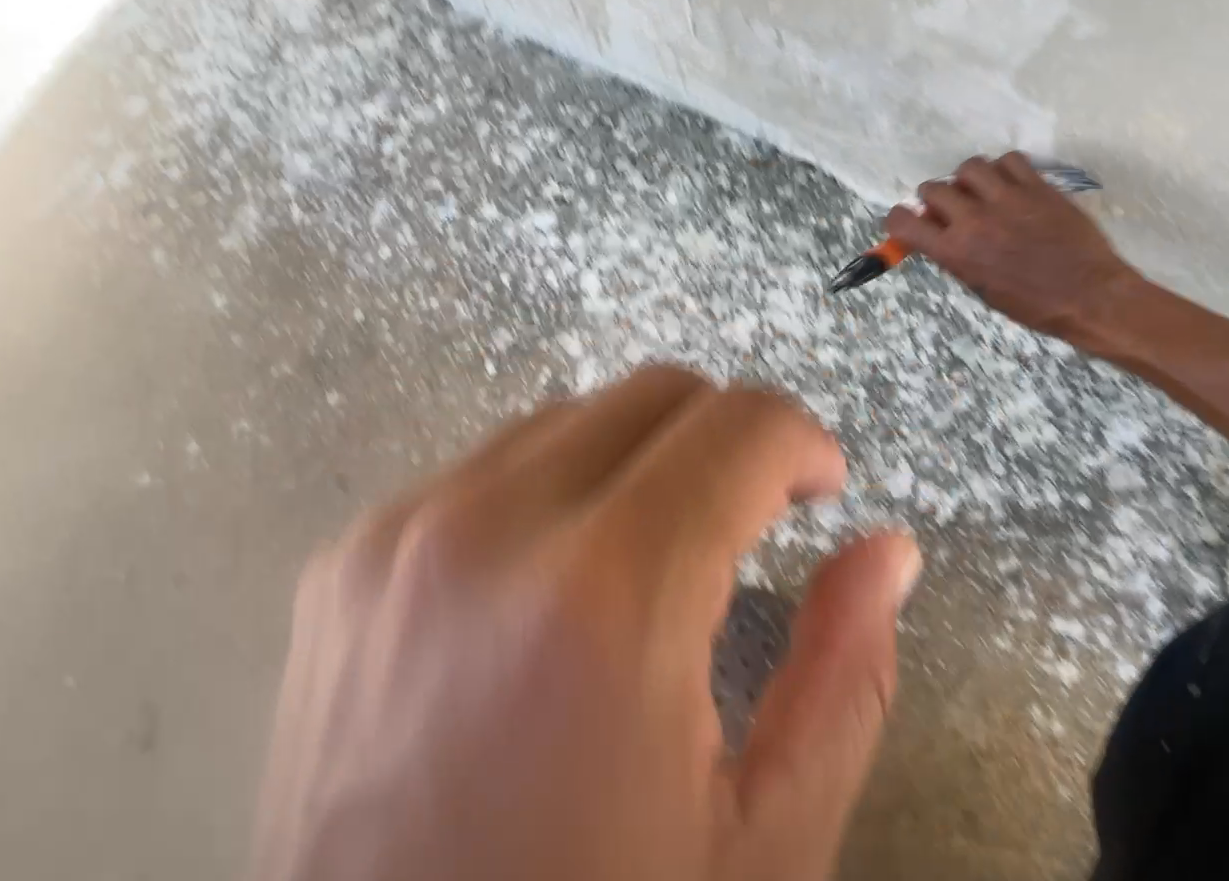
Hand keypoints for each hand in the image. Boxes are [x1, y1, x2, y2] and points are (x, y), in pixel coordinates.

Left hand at [251, 366, 921, 880]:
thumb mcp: (763, 847)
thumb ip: (843, 677)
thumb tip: (886, 550)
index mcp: (611, 594)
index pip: (738, 424)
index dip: (803, 444)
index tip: (819, 495)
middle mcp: (489, 530)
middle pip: (652, 394)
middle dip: (725, 440)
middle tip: (747, 522)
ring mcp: (397, 537)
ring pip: (564, 420)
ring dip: (634, 465)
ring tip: (647, 564)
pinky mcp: (343, 562)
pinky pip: (478, 472)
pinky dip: (546, 496)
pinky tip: (549, 593)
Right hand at [886, 152, 1142, 348]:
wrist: (1088, 295)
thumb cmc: (1031, 304)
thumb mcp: (979, 287)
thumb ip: (954, 256)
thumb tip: (938, 235)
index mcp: (954, 251)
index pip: (904, 220)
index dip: (899, 219)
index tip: (907, 222)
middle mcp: (974, 220)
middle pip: (934, 189)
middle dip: (935, 199)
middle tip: (949, 209)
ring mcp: (1007, 198)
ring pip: (969, 167)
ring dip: (967, 179)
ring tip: (980, 191)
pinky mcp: (1037, 186)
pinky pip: (1009, 160)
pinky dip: (1003, 169)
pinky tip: (1009, 185)